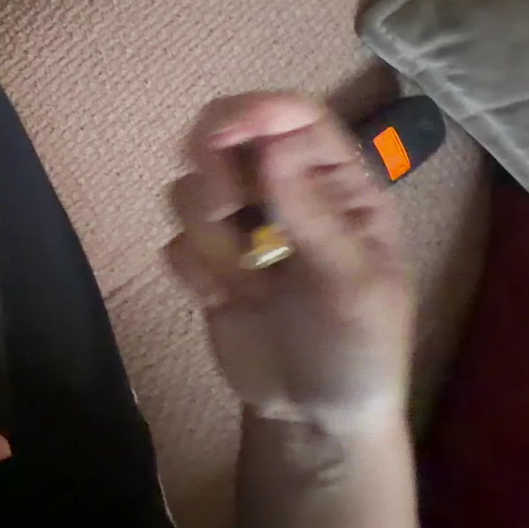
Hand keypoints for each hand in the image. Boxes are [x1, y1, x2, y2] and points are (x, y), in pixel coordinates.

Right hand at [164, 93, 412, 431]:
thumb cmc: (355, 346)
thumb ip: (311, 212)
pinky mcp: (203, 258)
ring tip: (245, 281)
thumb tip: (275, 142)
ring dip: (209, 236)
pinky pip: (173, 239)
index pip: (294, 117)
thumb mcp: (351, 285)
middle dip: (213, 170)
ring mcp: (239, 225)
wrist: (310, 415)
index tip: (217, 135)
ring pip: (190, 187)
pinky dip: (194, 270)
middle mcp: (282, 192)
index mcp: (336, 186)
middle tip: (225, 209)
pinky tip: (224, 300)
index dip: (253, 113)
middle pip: (224, 135)